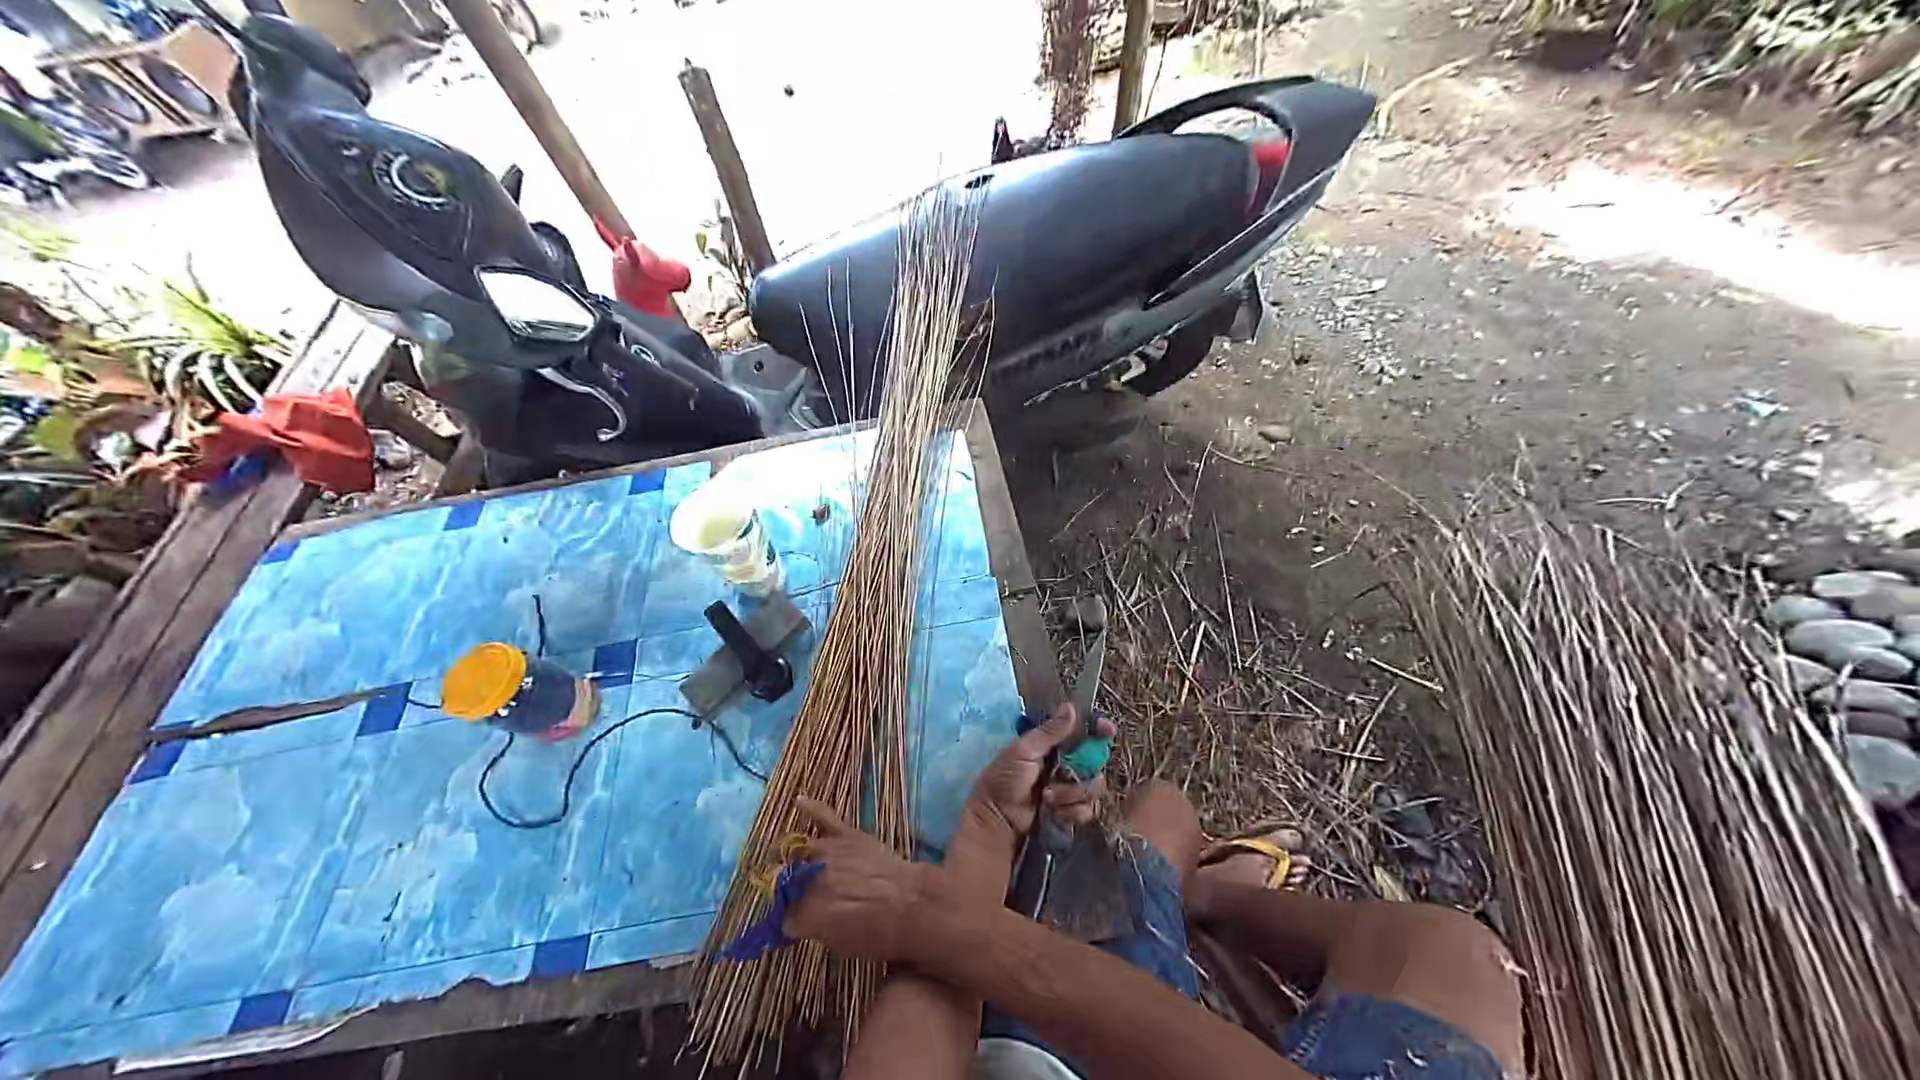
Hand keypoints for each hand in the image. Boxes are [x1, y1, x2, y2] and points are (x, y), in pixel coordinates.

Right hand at [782, 796, 931, 962]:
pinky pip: (824, 816)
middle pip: (782, 877)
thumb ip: (815, 928)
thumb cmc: (878, 934)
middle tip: (784, 890)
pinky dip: (811, 807)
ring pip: (795, 847)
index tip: (789, 920)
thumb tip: (804, 921)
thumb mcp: (839, 944)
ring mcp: (827, 852)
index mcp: (805, 912)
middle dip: (778, 884)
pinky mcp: (846, 834)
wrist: (909, 903)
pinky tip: (799, 800)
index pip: (782, 914)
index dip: (785, 917)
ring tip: (780, 856)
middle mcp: (809, 879)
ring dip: (786, 852)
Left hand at [966, 703, 1114, 841]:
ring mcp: (1071, 787)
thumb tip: (1071, 707)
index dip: (1098, 729)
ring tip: (1047, 796)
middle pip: (1096, 760)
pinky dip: (1073, 811)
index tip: (1107, 730)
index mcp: (1054, 743)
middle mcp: (1067, 762)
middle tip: (1063, 775)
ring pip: (1094, 786)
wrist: (997, 818)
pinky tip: (1055, 812)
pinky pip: (1089, 809)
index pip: (1084, 731)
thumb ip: (1050, 731)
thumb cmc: (1005, 778)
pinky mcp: (1072, 809)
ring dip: (1072, 793)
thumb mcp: (1024, 750)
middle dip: (1084, 770)